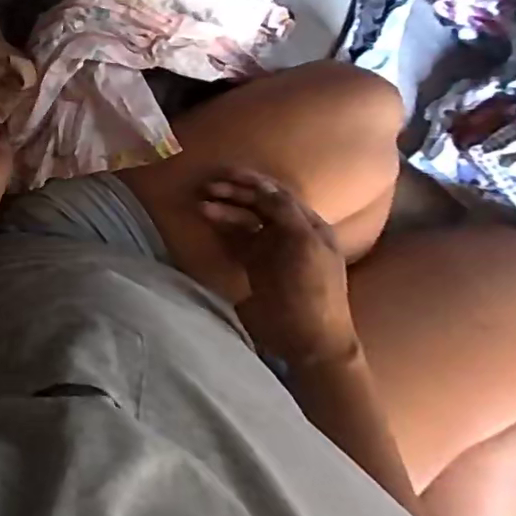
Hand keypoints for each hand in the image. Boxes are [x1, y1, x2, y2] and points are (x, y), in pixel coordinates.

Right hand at [199, 168, 360, 369]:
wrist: (310, 342)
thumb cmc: (313, 291)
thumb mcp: (306, 246)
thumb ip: (285, 213)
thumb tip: (263, 187)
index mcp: (309, 225)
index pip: (278, 194)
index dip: (253, 182)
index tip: (227, 174)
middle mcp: (289, 233)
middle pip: (258, 205)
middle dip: (234, 194)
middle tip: (208, 187)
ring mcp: (271, 251)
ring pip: (244, 222)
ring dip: (224, 211)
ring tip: (202, 207)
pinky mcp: (255, 268)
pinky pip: (236, 241)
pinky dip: (221, 230)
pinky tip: (207, 222)